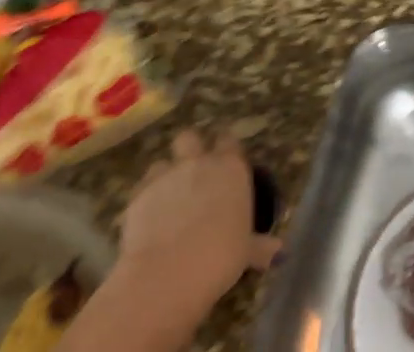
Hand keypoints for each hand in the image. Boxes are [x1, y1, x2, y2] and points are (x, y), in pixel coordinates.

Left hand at [118, 129, 281, 312]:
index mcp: (230, 169)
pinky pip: (141, 190)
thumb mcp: (246, 251)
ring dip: (165, 176)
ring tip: (168, 199)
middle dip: (189, 150)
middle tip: (193, 172)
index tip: (226, 162)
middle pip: (189, 138)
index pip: (229, 141)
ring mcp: (164, 178)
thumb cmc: (220, 257)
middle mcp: (197, 164)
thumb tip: (278, 252)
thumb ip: (258, 246)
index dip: (226, 149)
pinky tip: (148, 222)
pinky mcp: (136, 197)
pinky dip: (145, 201)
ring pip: (161, 162)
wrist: (166, 275)